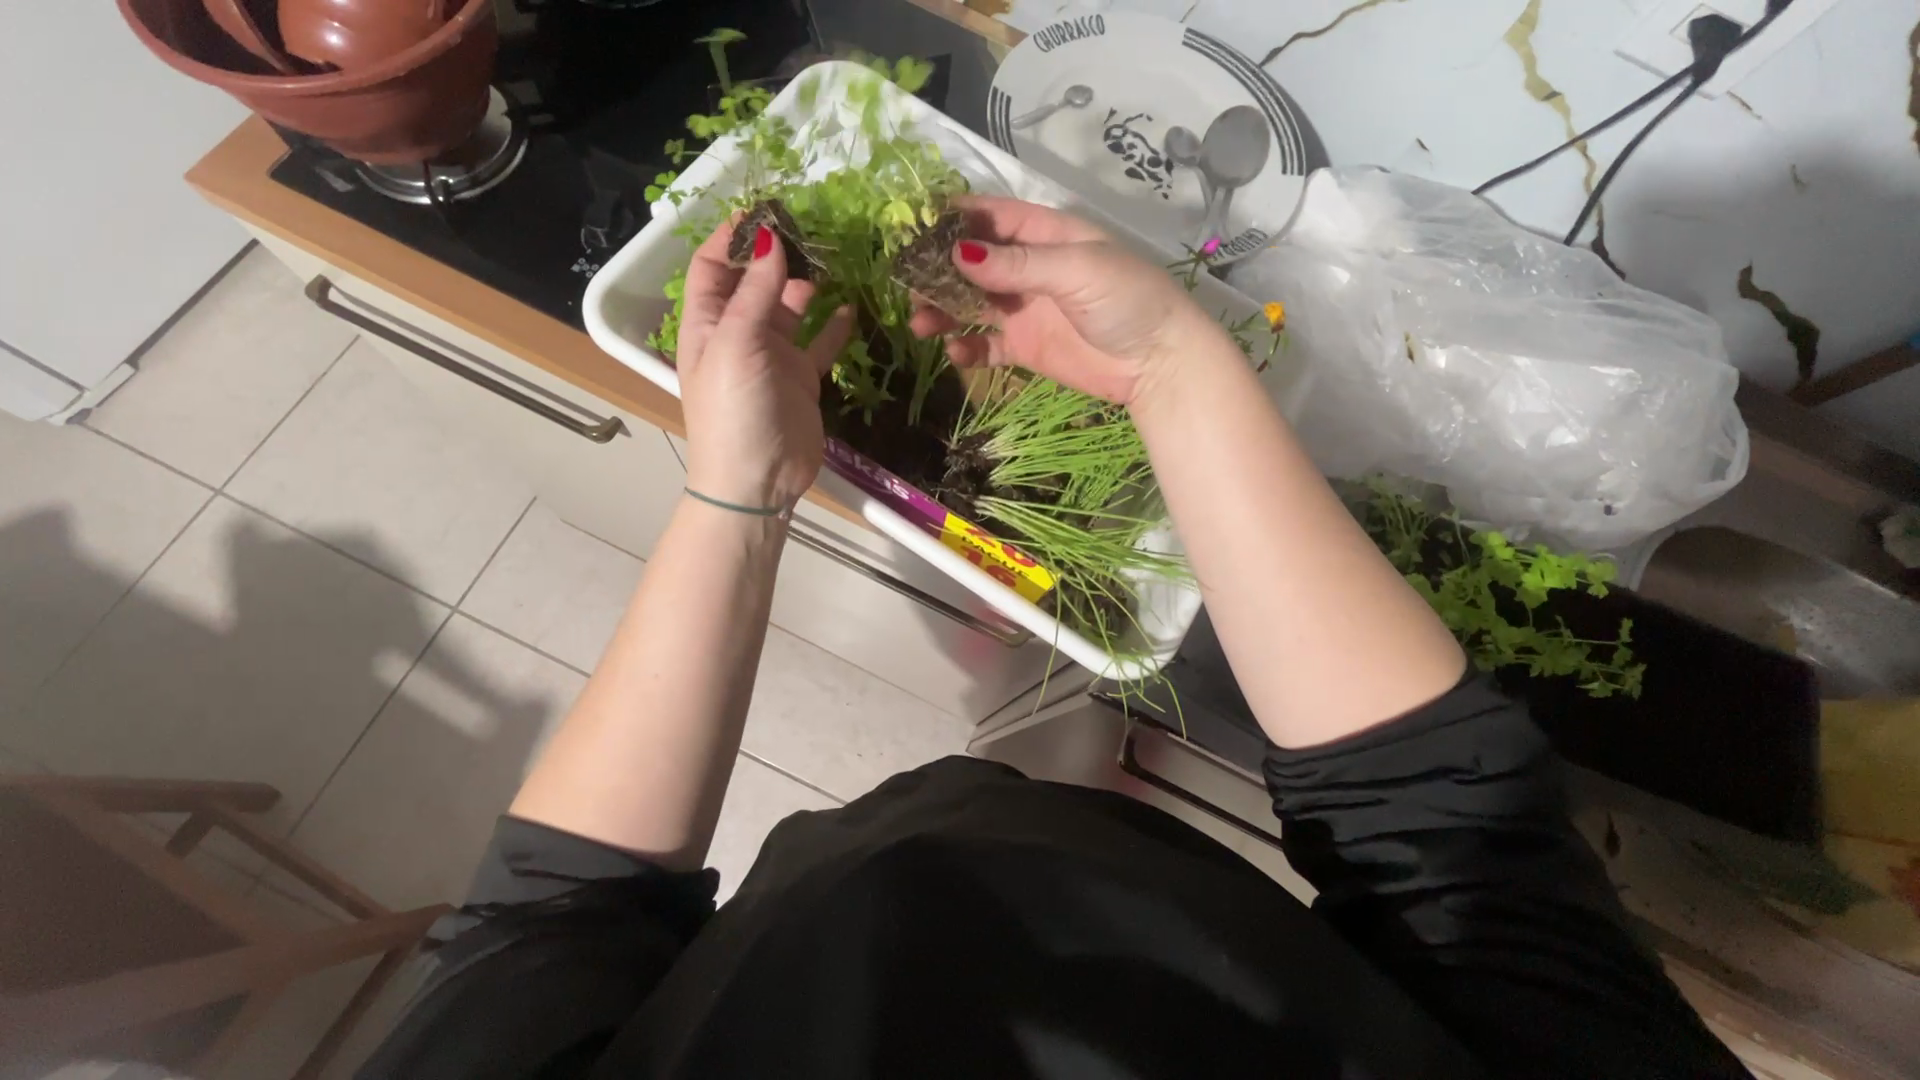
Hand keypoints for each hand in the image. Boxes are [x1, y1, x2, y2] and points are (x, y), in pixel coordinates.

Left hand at [675, 218, 853, 510]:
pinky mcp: (801, 380)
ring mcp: (771, 357)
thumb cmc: (735, 412)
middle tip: (812, 227)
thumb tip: (770, 236)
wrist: (758, 482)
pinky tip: (852, 307)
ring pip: (790, 307)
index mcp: (707, 323)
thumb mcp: (738, 345)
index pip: (714, 266)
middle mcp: (737, 334)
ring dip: (808, 283)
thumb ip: (757, 292)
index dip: (734, 236)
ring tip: (835, 258)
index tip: (767, 210)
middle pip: (754, 281)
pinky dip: (835, 326)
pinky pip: (820, 344)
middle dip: (777, 253)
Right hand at [907, 195, 1220, 405]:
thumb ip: (1017, 263)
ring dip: (944, 311)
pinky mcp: (1026, 347)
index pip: (991, 218)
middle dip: (938, 272)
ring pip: (971, 304)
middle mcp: (1030, 268)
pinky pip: (987, 345)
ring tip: (920, 324)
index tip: (913, 229)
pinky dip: (968, 348)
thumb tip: (958, 254)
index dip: (952, 220)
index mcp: (1046, 234)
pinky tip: (955, 353)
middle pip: (971, 263)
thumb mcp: (1076, 270)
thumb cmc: (1127, 301)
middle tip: (908, 286)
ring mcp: (1025, 309)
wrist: (1159, 362)